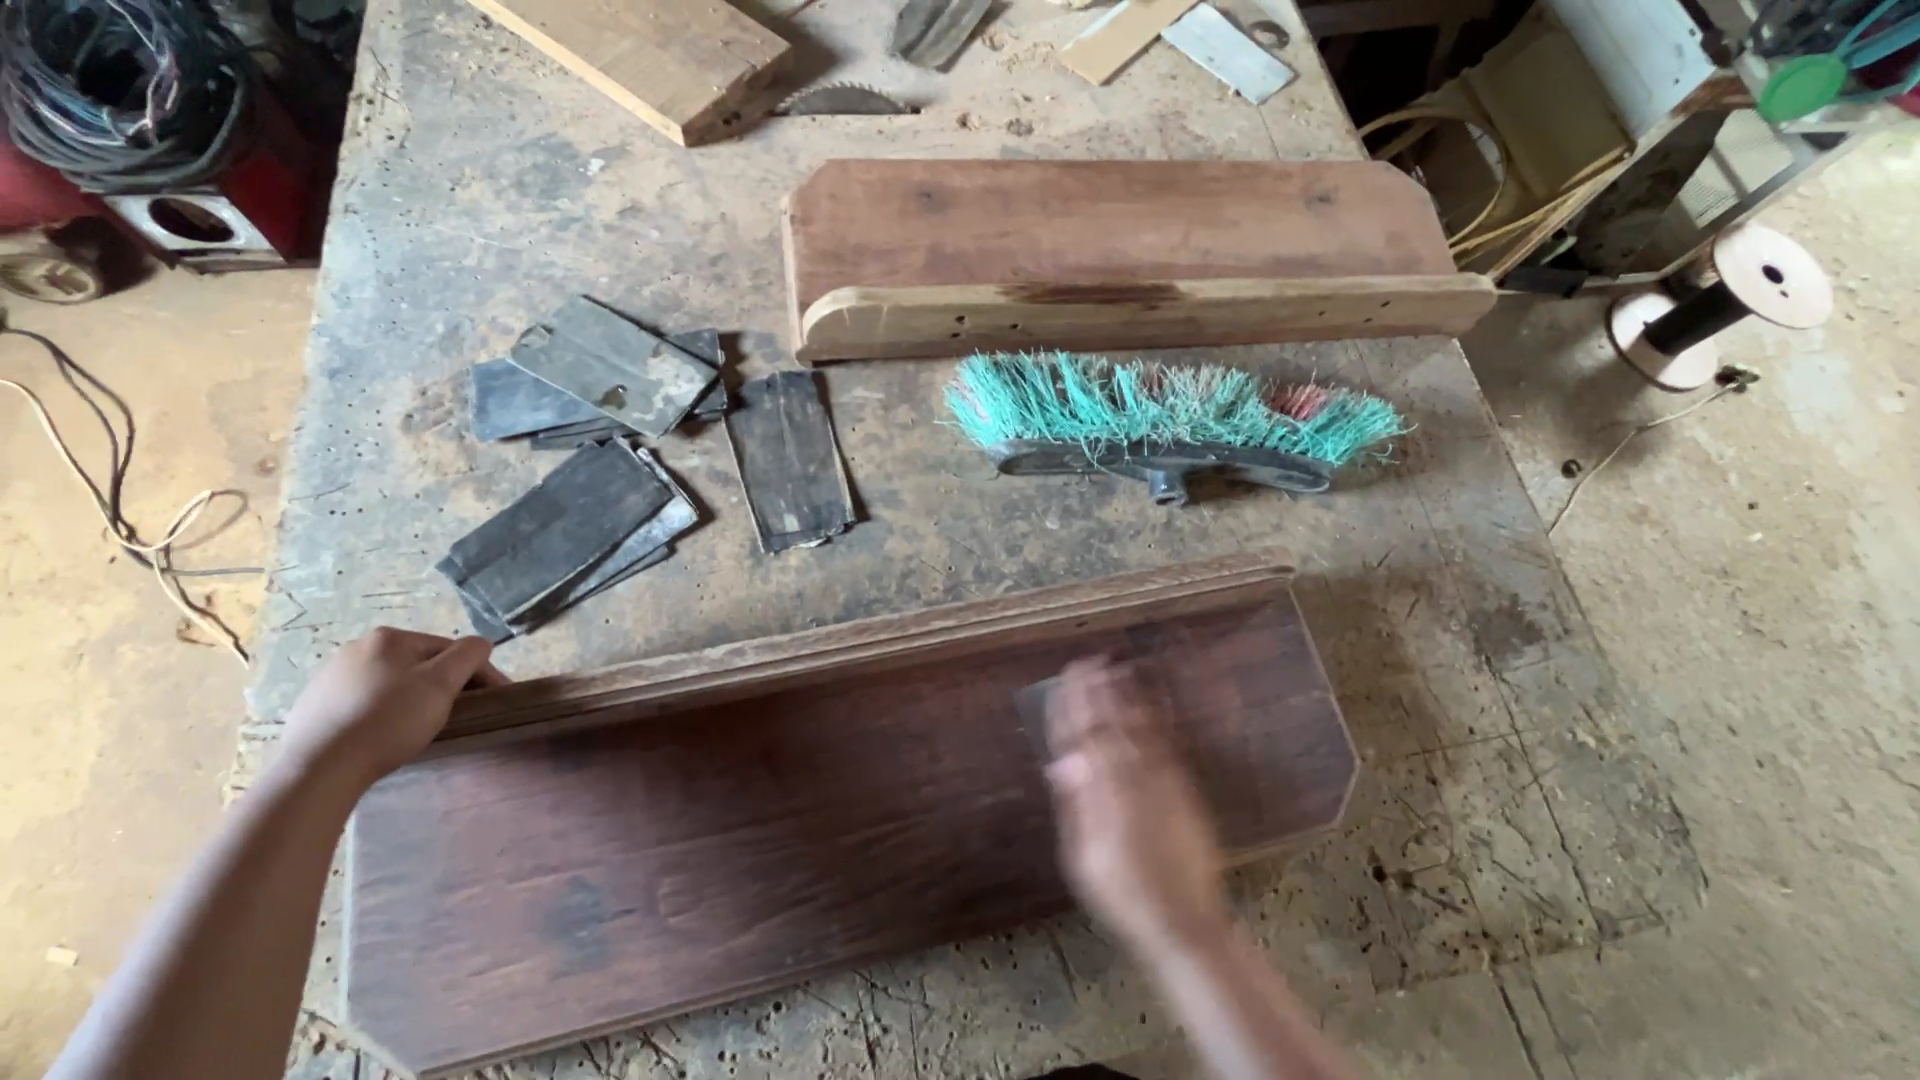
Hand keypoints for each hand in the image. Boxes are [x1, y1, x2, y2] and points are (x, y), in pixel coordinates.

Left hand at [276, 628, 509, 787]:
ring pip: (390, 682)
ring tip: (419, 727)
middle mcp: (357, 648)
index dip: (476, 673)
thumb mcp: (441, 684)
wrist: (318, 767)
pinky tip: (381, 734)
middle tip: (456, 714)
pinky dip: (380, 712)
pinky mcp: (314, 704)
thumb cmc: (389, 721)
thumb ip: (469, 655)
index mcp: (390, 638)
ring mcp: (330, 676)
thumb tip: (480, 645)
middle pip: (419, 664)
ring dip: (411, 697)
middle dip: (442, 685)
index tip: (492, 699)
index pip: (450, 649)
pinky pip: (363, 701)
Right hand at [1044, 657, 1231, 960]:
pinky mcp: (1185, 789)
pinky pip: (1168, 742)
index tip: (1064, 681)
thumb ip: (1076, 806)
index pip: (1085, 738)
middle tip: (1088, 661)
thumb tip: (1064, 761)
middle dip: (1099, 691)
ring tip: (1117, 668)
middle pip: (1115, 724)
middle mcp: (1136, 779)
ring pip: (1143, 727)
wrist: (1182, 919)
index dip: (1074, 707)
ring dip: (1129, 695)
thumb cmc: (1121, 894)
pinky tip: (1151, 703)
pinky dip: (1157, 717)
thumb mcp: (1082, 857)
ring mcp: (1165, 782)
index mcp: (1106, 795)